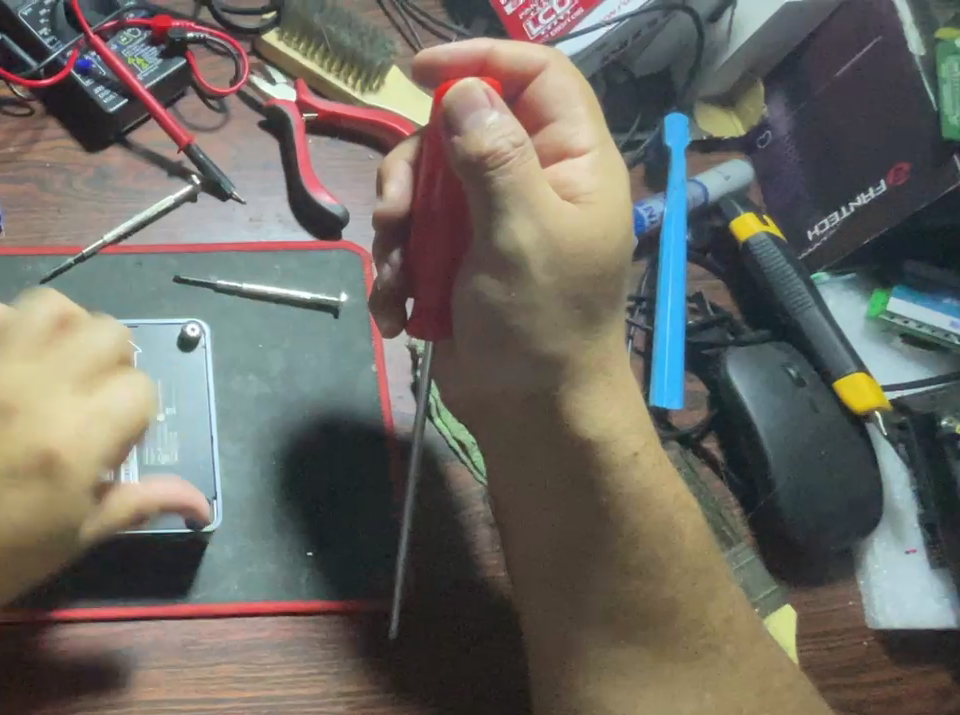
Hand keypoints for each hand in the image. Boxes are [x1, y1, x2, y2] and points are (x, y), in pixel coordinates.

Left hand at [0, 289, 211, 631]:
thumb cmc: (9, 559)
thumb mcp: (83, 535)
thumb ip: (144, 502)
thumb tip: (203, 504)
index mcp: (77, 441)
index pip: (141, 387)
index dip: (140, 414)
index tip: (117, 444)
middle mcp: (37, 392)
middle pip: (107, 332)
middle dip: (116, 364)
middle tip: (95, 402)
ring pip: (50, 305)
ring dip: (68, 330)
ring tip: (59, 366)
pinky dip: (2, 324)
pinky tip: (8, 357)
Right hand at [369, 41, 636, 429]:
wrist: (526, 407)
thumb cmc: (540, 319)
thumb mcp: (520, 233)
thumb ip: (493, 159)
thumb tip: (462, 93)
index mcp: (567, 162)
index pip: (532, 79)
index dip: (480, 62)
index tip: (419, 71)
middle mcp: (524, 185)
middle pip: (455, 139)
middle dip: (411, 177)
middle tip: (392, 216)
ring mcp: (483, 229)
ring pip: (420, 197)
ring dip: (394, 240)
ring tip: (395, 283)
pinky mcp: (450, 268)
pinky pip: (408, 249)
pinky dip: (393, 279)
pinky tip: (396, 314)